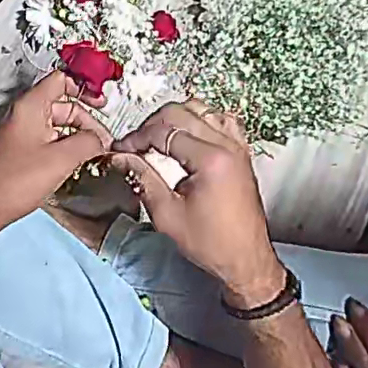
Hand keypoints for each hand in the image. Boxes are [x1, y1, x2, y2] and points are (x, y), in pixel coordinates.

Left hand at [0, 71, 111, 230]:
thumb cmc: (13, 182)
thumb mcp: (63, 158)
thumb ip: (89, 142)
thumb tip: (100, 140)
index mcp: (31, 106)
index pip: (60, 80)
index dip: (83, 88)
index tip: (99, 102)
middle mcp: (23, 114)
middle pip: (62, 104)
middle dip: (85, 119)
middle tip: (101, 137)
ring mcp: (19, 132)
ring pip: (55, 123)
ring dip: (76, 134)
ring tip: (91, 150)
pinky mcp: (18, 149)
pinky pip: (46, 138)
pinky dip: (63, 145)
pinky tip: (73, 160)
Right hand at [110, 101, 284, 308]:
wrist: (246, 259)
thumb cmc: (211, 243)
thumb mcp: (167, 214)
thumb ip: (142, 179)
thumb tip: (121, 157)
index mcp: (211, 160)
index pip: (164, 131)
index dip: (137, 137)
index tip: (122, 149)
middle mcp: (227, 145)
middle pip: (180, 112)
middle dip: (151, 124)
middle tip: (135, 144)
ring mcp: (237, 145)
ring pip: (201, 108)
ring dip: (175, 117)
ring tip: (157, 137)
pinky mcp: (241, 151)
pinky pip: (219, 118)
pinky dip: (199, 119)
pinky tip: (187, 134)